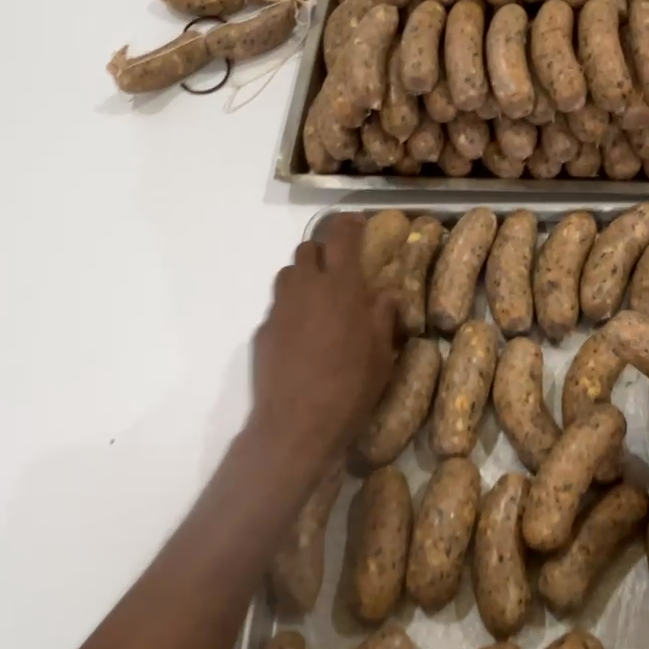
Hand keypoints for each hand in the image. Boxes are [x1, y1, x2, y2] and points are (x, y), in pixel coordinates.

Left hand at [252, 214, 400, 459]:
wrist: (297, 424)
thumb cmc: (350, 388)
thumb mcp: (381, 354)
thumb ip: (383, 316)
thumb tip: (386, 293)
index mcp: (340, 287)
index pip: (341, 236)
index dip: (349, 224)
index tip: (358, 225)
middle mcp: (305, 288)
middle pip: (307, 250)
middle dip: (323, 252)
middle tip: (341, 272)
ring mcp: (279, 309)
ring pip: (288, 276)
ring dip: (305, 279)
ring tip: (321, 304)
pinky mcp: (262, 332)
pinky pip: (278, 309)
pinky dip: (292, 312)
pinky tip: (304, 340)